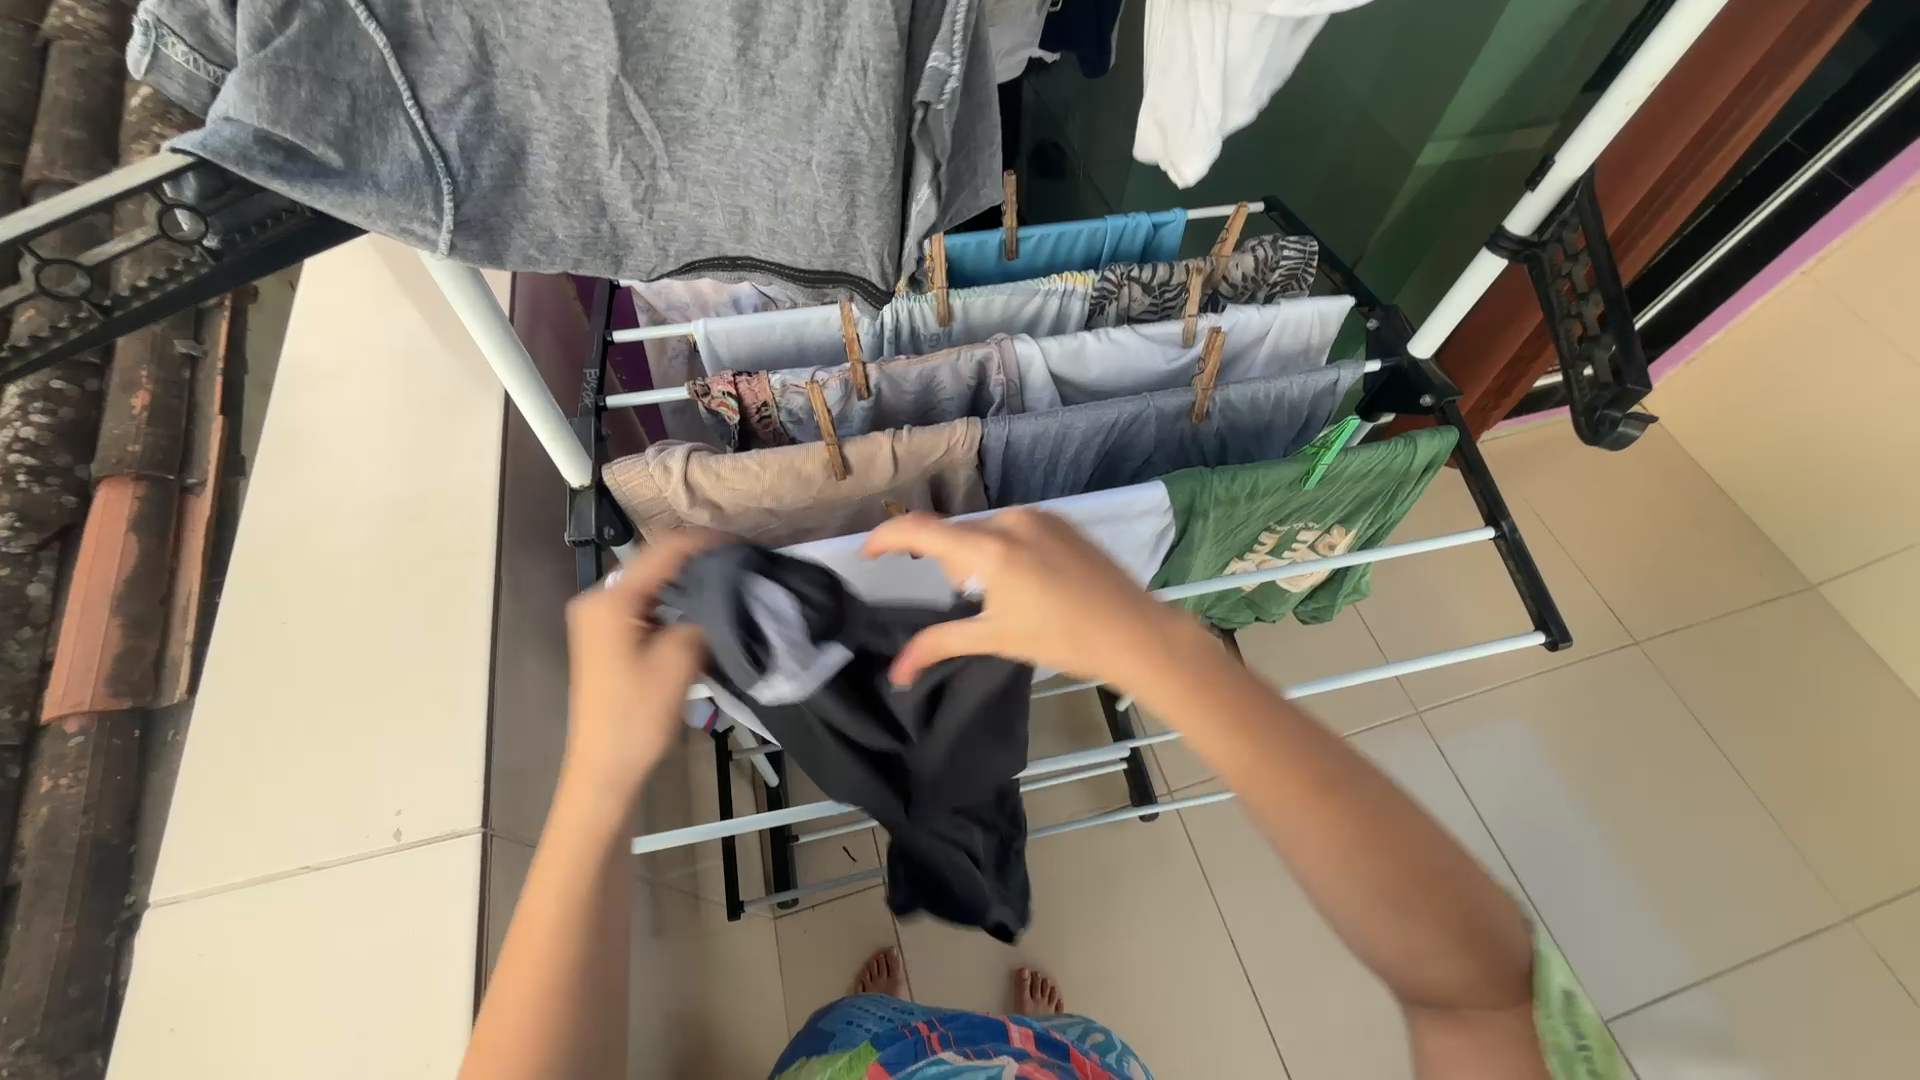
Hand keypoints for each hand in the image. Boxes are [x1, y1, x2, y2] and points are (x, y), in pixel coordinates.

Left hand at [561, 529, 721, 808]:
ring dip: (692, 582)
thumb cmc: (638, 715)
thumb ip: (703, 614)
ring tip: (734, 585)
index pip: (665, 550)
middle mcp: (600, 599)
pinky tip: (707, 610)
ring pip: (656, 584)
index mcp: (610, 599)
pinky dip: (679, 602)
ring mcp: (602, 618)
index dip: (708, 542)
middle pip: (658, 563)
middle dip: (702, 561)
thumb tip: (727, 592)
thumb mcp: (680, 659)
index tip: (747, 546)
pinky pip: (650, 605)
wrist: (606, 768)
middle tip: (745, 566)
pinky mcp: (610, 636)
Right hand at [862, 509, 1209, 688]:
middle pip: (955, 533)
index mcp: (990, 550)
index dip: (885, 537)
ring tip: (1003, 594)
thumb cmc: (1062, 639)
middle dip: (945, 561)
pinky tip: (1028, 580)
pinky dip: (1004, 547)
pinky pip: (1014, 527)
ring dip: (977, 555)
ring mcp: (1039, 516)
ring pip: (985, 530)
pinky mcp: (1061, 519)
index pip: (920, 530)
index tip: (869, 553)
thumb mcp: (995, 640)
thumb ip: (939, 646)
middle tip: (961, 597)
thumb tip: (896, 672)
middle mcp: (1010, 521)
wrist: (1133, 630)